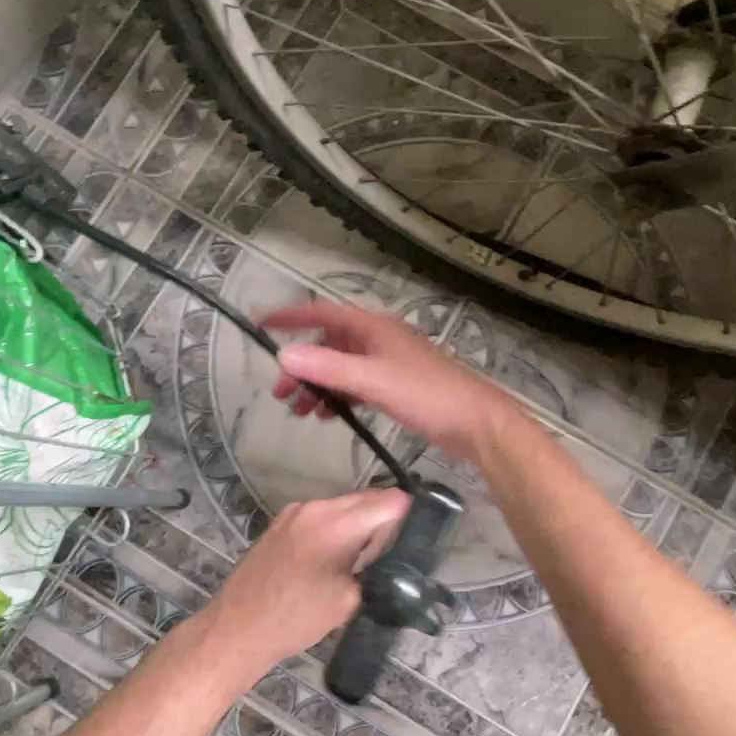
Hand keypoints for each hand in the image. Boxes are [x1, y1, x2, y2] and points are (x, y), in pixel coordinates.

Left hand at [204, 489, 409, 665]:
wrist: (238, 628)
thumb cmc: (296, 618)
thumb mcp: (348, 600)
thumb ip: (376, 571)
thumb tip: (394, 560)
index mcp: (335, 524)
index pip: (387, 502)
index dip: (409, 512)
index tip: (423, 528)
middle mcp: (316, 508)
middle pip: (364, 499)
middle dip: (384, 517)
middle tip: (399, 545)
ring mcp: (295, 513)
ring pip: (342, 506)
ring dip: (359, 522)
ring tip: (369, 554)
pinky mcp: (281, 523)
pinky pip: (321, 515)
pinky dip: (336, 527)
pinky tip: (338, 555)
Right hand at [263, 300, 523, 461]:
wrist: (475, 422)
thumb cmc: (426, 395)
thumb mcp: (373, 380)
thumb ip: (328, 368)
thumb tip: (284, 354)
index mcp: (373, 328)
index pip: (322, 312)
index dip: (291, 316)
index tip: (260, 324)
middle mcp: (379, 339)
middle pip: (330, 343)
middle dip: (303, 365)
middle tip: (281, 394)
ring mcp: (390, 362)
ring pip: (343, 367)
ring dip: (319, 384)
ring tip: (300, 411)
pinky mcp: (398, 386)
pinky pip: (358, 384)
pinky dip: (340, 396)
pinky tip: (329, 415)